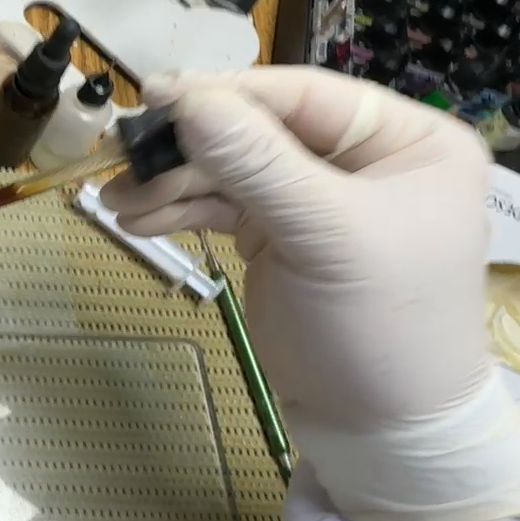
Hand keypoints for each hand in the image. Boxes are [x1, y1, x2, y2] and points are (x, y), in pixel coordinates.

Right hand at [100, 66, 519, 520]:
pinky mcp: (274, 233)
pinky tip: (138, 223)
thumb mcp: (326, 236)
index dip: (224, 93)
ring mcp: (310, 197)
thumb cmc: (378, 326)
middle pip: (252, 132)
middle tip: (120, 158)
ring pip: (226, 170)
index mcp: (402, 140)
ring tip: (117, 203)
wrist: (376, 428)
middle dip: (185, 150)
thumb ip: (257, 164)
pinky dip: (177, 211)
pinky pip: (217, 205)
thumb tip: (186, 100)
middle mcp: (356, 159)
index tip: (151, 95)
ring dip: (169, 184)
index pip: (299, 95)